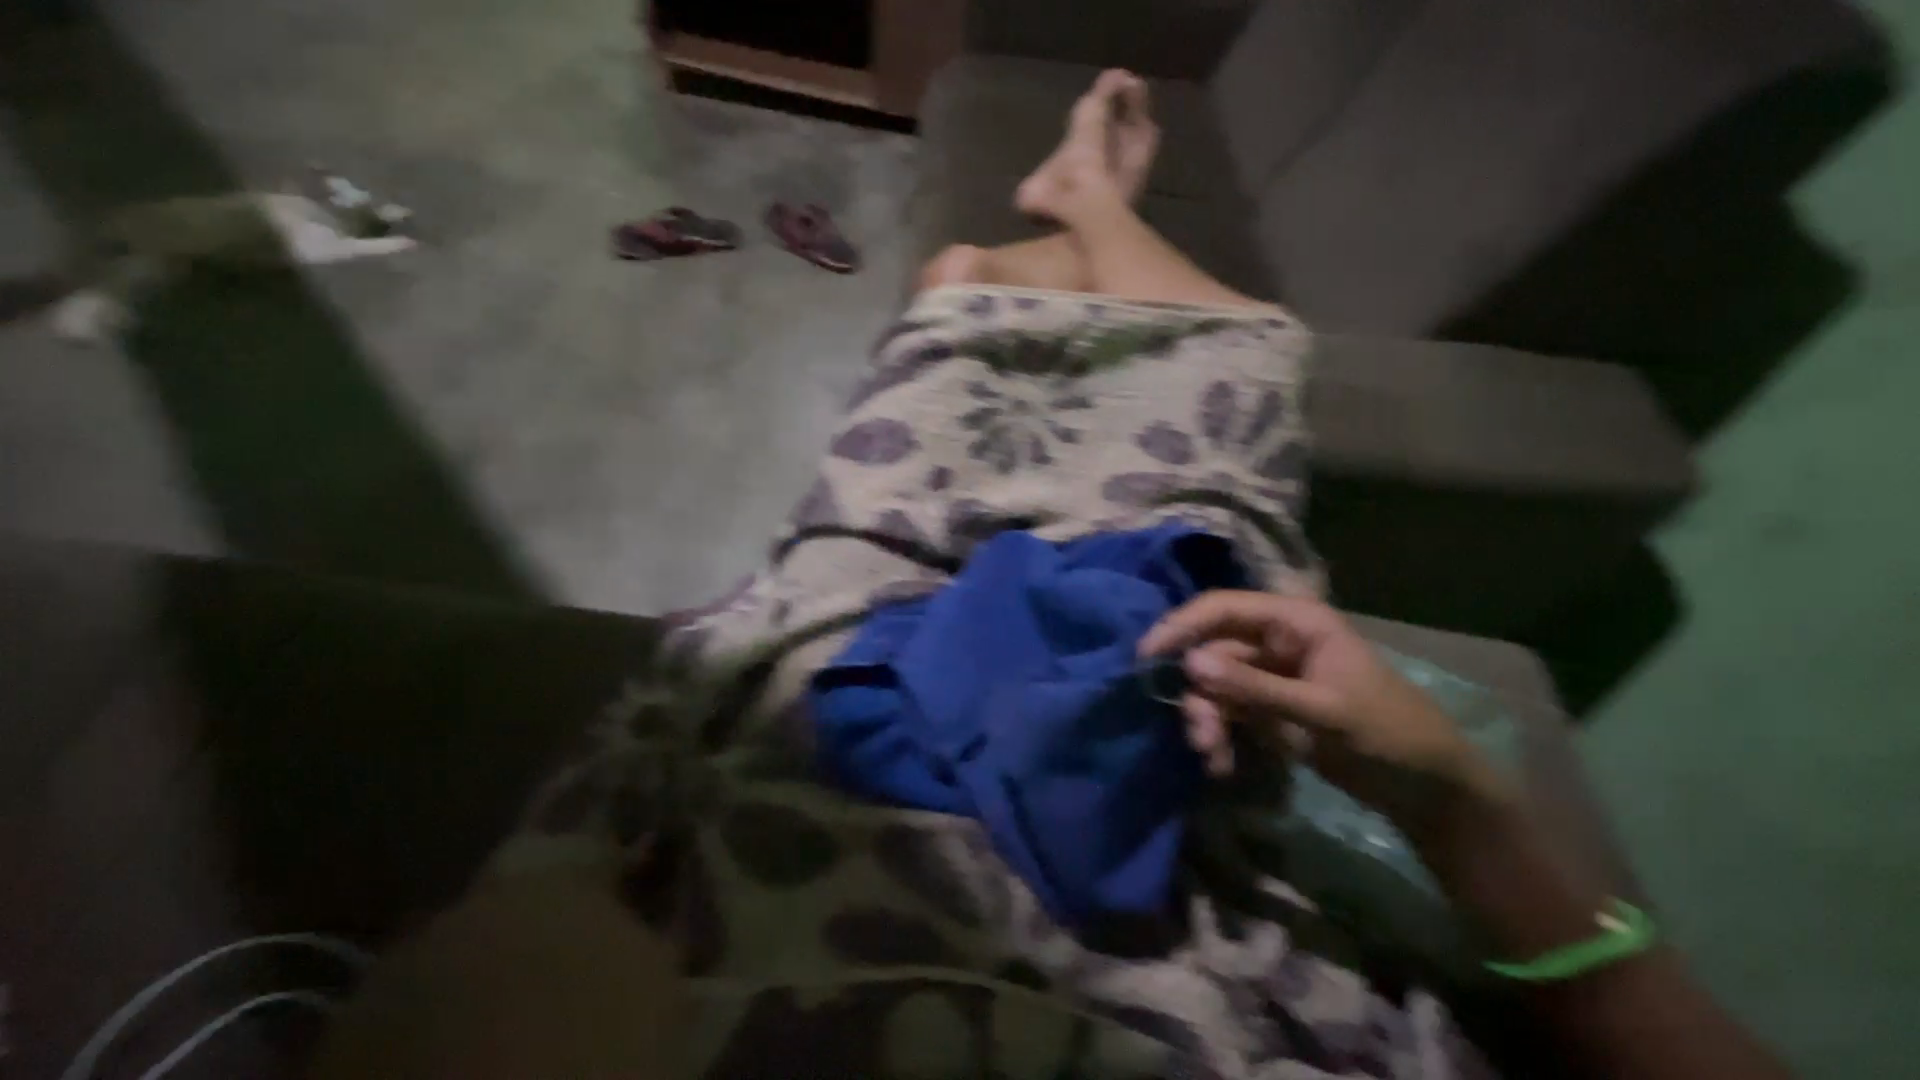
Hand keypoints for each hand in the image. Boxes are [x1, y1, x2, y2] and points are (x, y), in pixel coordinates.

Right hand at [1139, 591, 1512, 826]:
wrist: (1427, 789)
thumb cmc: (1388, 733)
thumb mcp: (1321, 711)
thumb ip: (1254, 687)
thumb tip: (1190, 664)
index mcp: (1295, 621)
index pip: (1222, 608)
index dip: (1181, 626)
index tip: (1147, 657)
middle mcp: (1276, 641)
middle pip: (1212, 653)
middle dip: (1200, 695)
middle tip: (1199, 737)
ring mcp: (1271, 676)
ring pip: (1215, 687)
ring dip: (1207, 721)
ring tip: (1213, 759)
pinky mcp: (1269, 709)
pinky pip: (1228, 713)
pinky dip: (1220, 737)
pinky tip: (1223, 765)